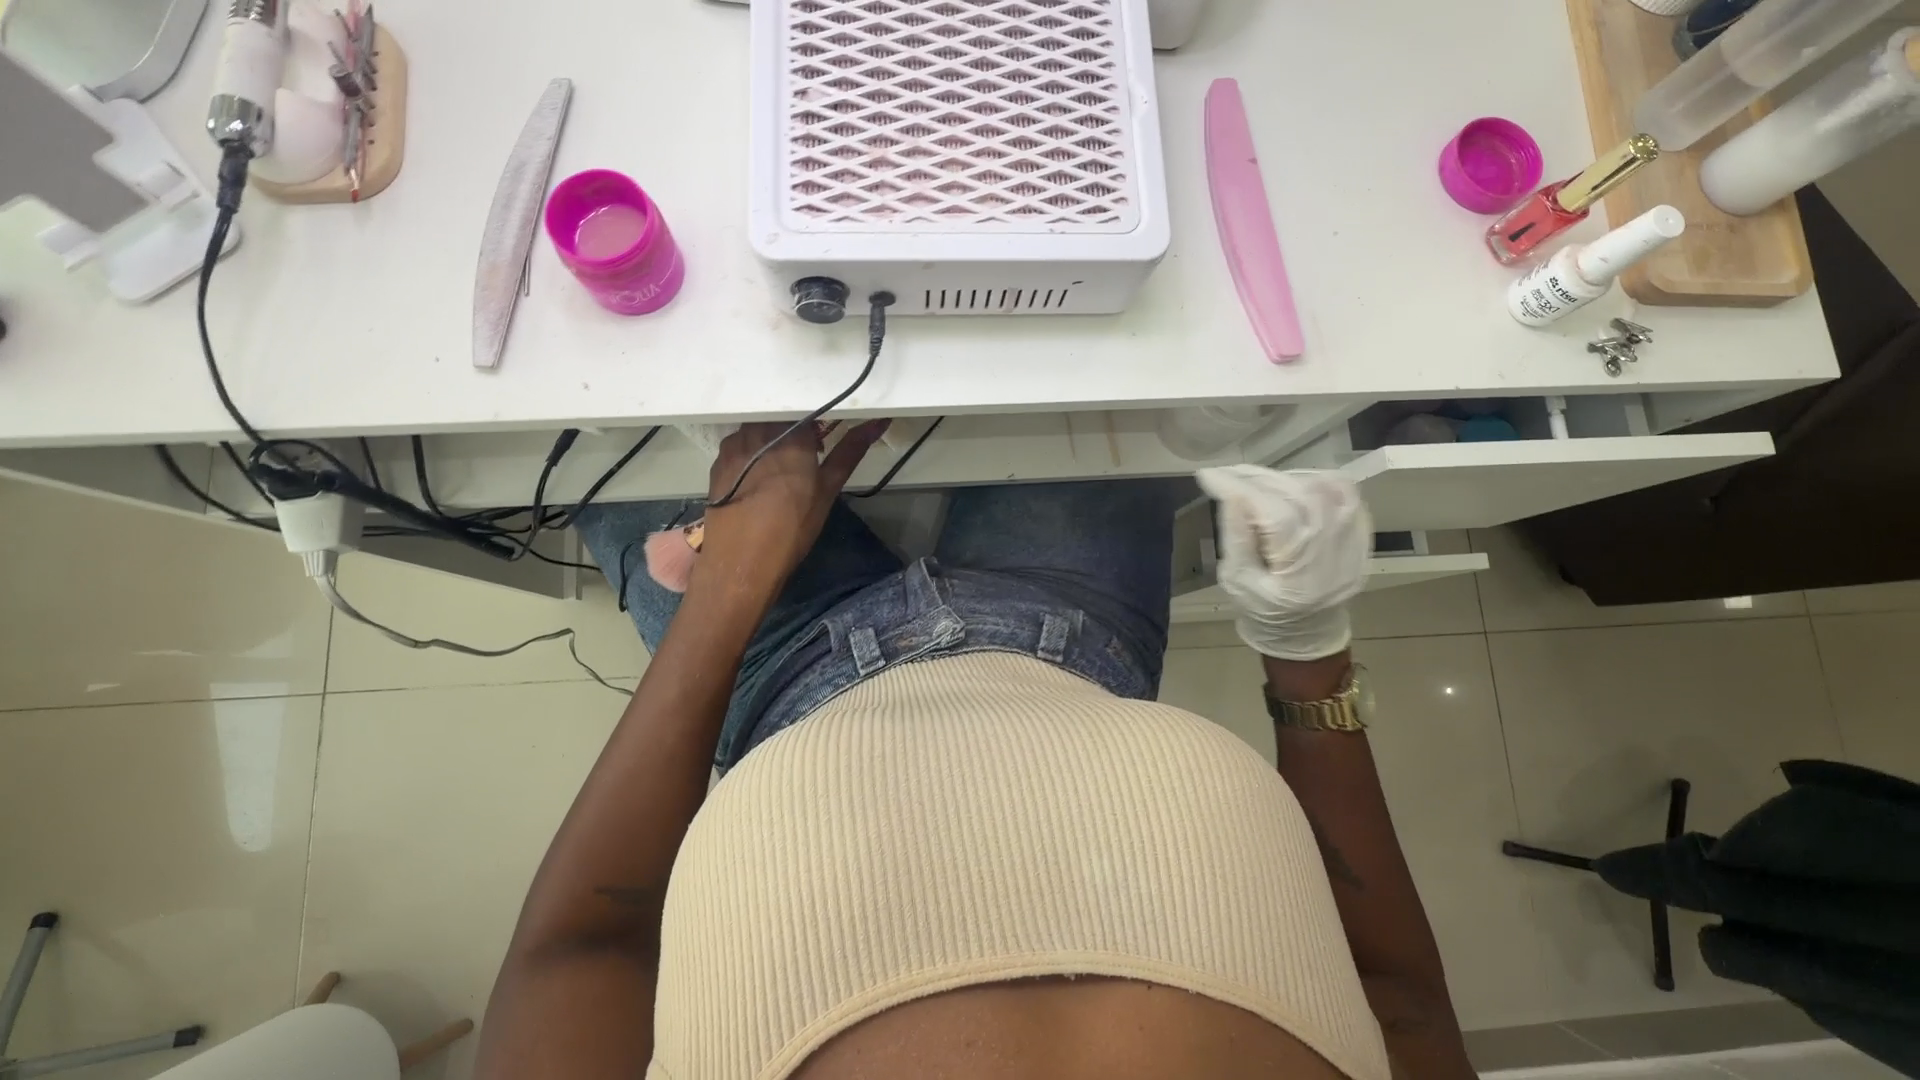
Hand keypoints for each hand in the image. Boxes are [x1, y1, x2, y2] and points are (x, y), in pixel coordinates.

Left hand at [694, 420, 887, 598]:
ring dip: (772, 438)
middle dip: (795, 427)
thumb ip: (850, 451)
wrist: (740, 564)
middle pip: (779, 416)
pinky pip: (739, 445)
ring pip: (757, 428)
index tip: (826, 436)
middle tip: (809, 452)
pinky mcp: (717, 463)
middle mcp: (757, 431)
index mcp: (789, 434)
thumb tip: (877, 423)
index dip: (818, 419)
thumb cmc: (791, 528)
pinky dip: (753, 451)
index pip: (806, 409)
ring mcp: (732, 446)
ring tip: (784, 466)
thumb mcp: (827, 490)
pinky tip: (760, 477)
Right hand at [1195, 465, 1371, 660]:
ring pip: (1324, 488)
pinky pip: (1345, 494)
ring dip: (1285, 478)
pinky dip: (1315, 482)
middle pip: (1301, 496)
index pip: (1275, 516)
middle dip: (1259, 479)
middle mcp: (1335, 557)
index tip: (1210, 476)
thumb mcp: (1236, 578)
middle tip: (1229, 476)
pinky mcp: (1362, 536)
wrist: (1305, 630)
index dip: (1242, 489)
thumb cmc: (1261, 608)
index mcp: (1299, 577)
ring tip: (1256, 483)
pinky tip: (1289, 489)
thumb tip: (1231, 493)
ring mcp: (1355, 545)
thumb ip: (1237, 535)